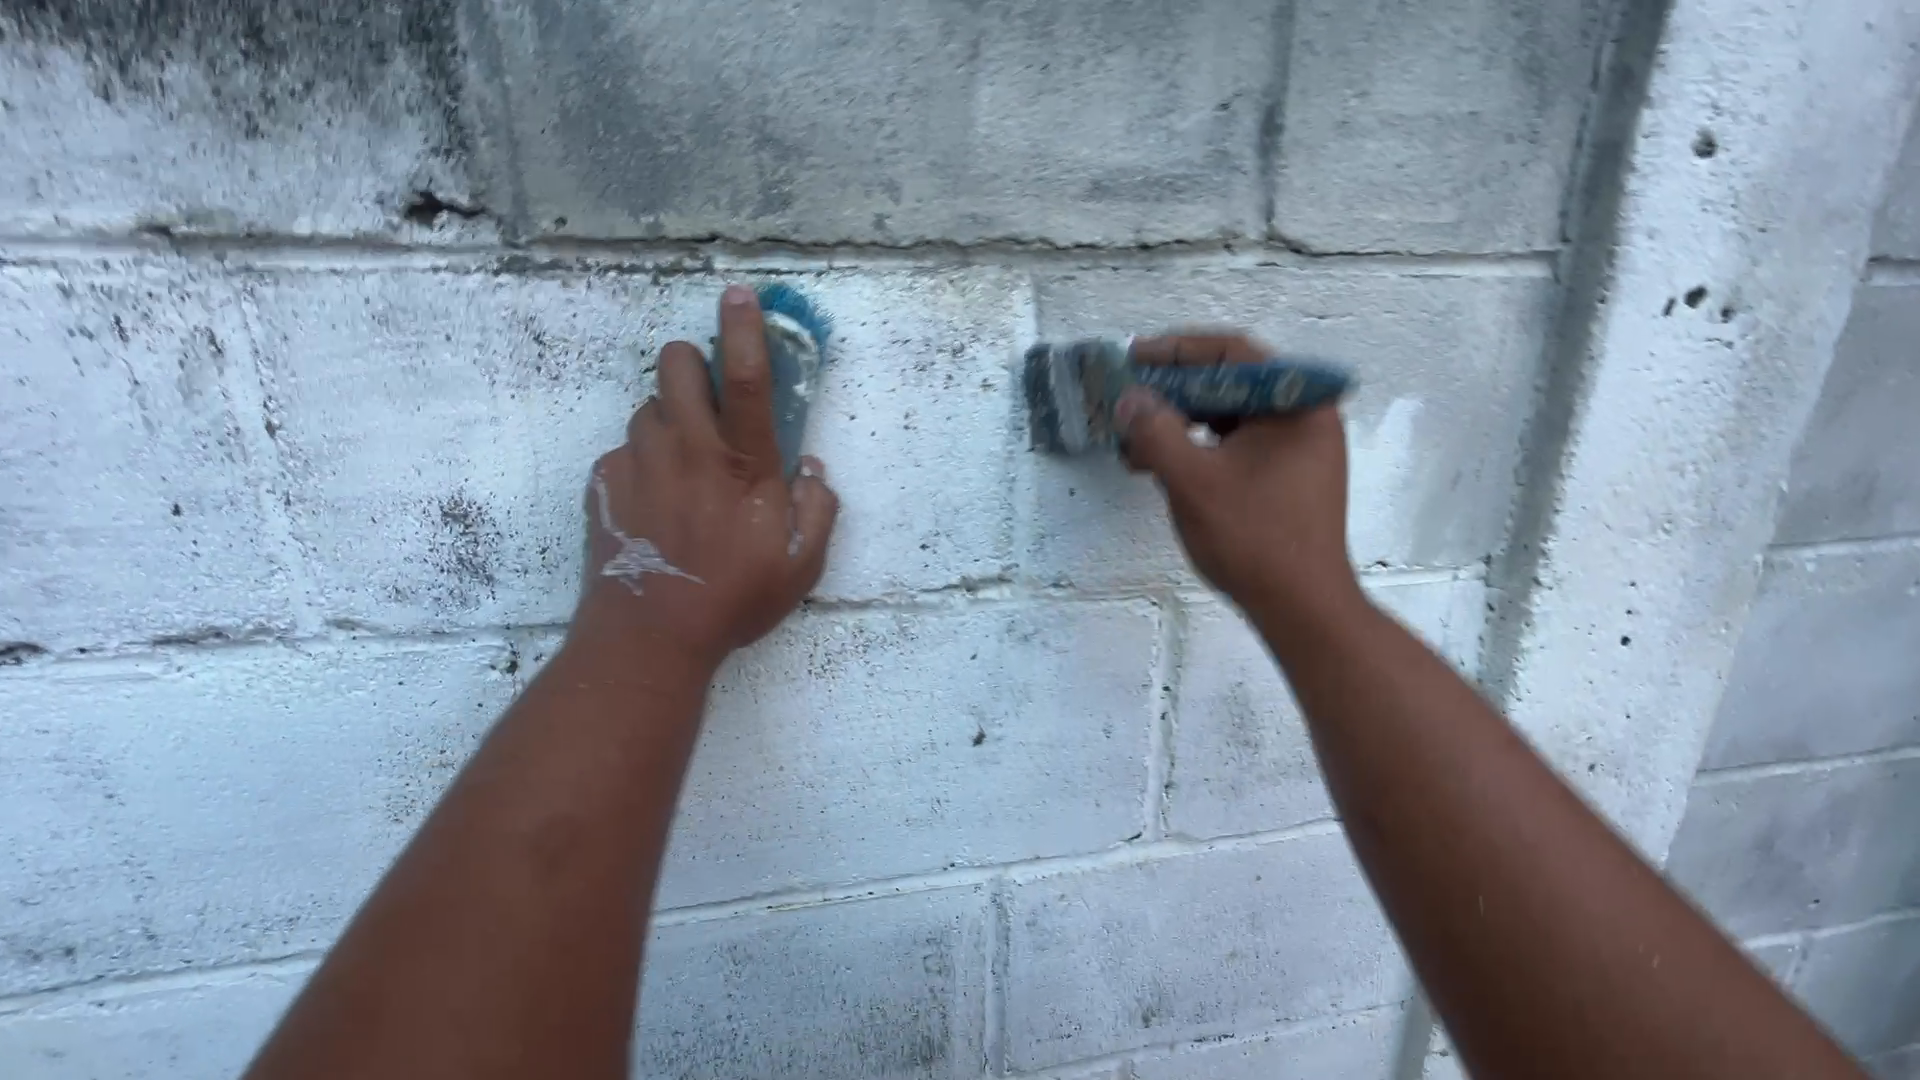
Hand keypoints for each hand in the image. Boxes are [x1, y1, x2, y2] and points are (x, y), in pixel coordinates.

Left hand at [570, 285, 838, 675]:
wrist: (650, 635)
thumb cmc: (734, 599)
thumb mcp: (802, 565)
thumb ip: (819, 508)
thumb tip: (809, 466)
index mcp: (741, 465)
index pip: (744, 378)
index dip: (744, 329)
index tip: (737, 293)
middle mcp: (686, 449)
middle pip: (674, 364)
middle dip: (689, 363)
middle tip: (704, 399)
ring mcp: (637, 461)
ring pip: (646, 405)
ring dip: (668, 417)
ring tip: (681, 463)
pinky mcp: (603, 482)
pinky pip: (624, 449)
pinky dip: (643, 461)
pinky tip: (653, 503)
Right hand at [1116, 334, 1358, 613]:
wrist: (1302, 608)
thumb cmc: (1253, 538)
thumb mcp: (1193, 481)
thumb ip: (1155, 432)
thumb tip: (1128, 399)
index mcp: (1297, 402)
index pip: (1232, 352)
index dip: (1177, 350)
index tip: (1133, 357)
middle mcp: (1304, 417)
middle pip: (1230, 384)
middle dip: (1173, 392)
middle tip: (1128, 399)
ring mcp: (1298, 450)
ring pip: (1229, 418)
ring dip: (1180, 423)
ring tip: (1134, 440)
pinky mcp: (1286, 479)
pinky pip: (1236, 447)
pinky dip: (1198, 449)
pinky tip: (1160, 466)